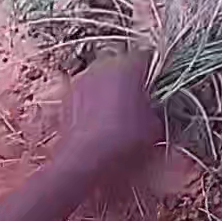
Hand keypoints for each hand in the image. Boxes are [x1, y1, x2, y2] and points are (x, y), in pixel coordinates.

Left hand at [55, 52, 160, 176]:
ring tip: (114, 120)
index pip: (147, 59)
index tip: (156, 91)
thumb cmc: (122, 141)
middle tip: (136, 107)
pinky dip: (89, 108)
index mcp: (128, 64)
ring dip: (107, 95)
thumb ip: (156, 112)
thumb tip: (155, 114)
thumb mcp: (153, 128)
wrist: (84, 161)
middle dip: (128, 84)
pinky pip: (83, 98)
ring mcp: (79, 81)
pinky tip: (95, 127)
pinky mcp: (64, 100)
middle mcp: (101, 66)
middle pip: (120, 68)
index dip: (153, 76)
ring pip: (99, 82)